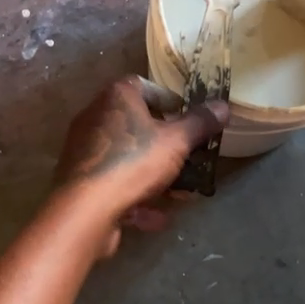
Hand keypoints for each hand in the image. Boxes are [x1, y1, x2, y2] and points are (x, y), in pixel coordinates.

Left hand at [53, 77, 227, 257]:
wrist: (84, 211)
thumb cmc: (132, 162)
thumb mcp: (176, 142)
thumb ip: (200, 124)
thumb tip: (223, 106)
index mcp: (116, 96)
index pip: (144, 86)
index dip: (169, 100)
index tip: (187, 119)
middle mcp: (96, 115)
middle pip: (138, 124)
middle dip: (166, 145)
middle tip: (189, 159)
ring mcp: (85, 149)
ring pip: (128, 157)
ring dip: (154, 176)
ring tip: (180, 194)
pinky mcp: (80, 180)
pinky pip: (115, 183)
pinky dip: (136, 197)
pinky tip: (157, 217)